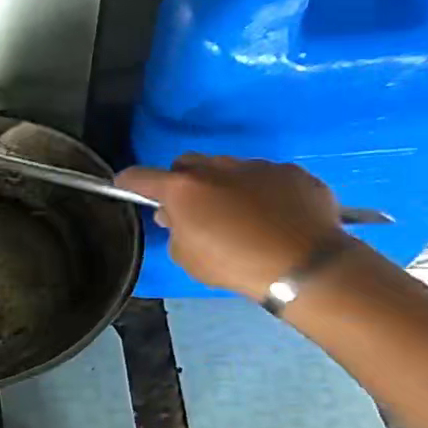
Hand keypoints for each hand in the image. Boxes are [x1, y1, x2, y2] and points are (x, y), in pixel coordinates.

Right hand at [115, 155, 348, 297]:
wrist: (304, 265)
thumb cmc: (232, 263)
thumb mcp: (185, 255)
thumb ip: (175, 229)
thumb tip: (178, 216)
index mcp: (183, 188)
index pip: (141, 176)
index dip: (128, 181)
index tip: (124, 186)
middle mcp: (217, 168)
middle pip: (187, 163)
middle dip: (182, 181)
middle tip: (191, 207)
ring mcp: (258, 166)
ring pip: (228, 168)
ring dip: (223, 185)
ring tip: (239, 215)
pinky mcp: (293, 173)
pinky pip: (266, 177)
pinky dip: (262, 192)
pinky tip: (273, 216)